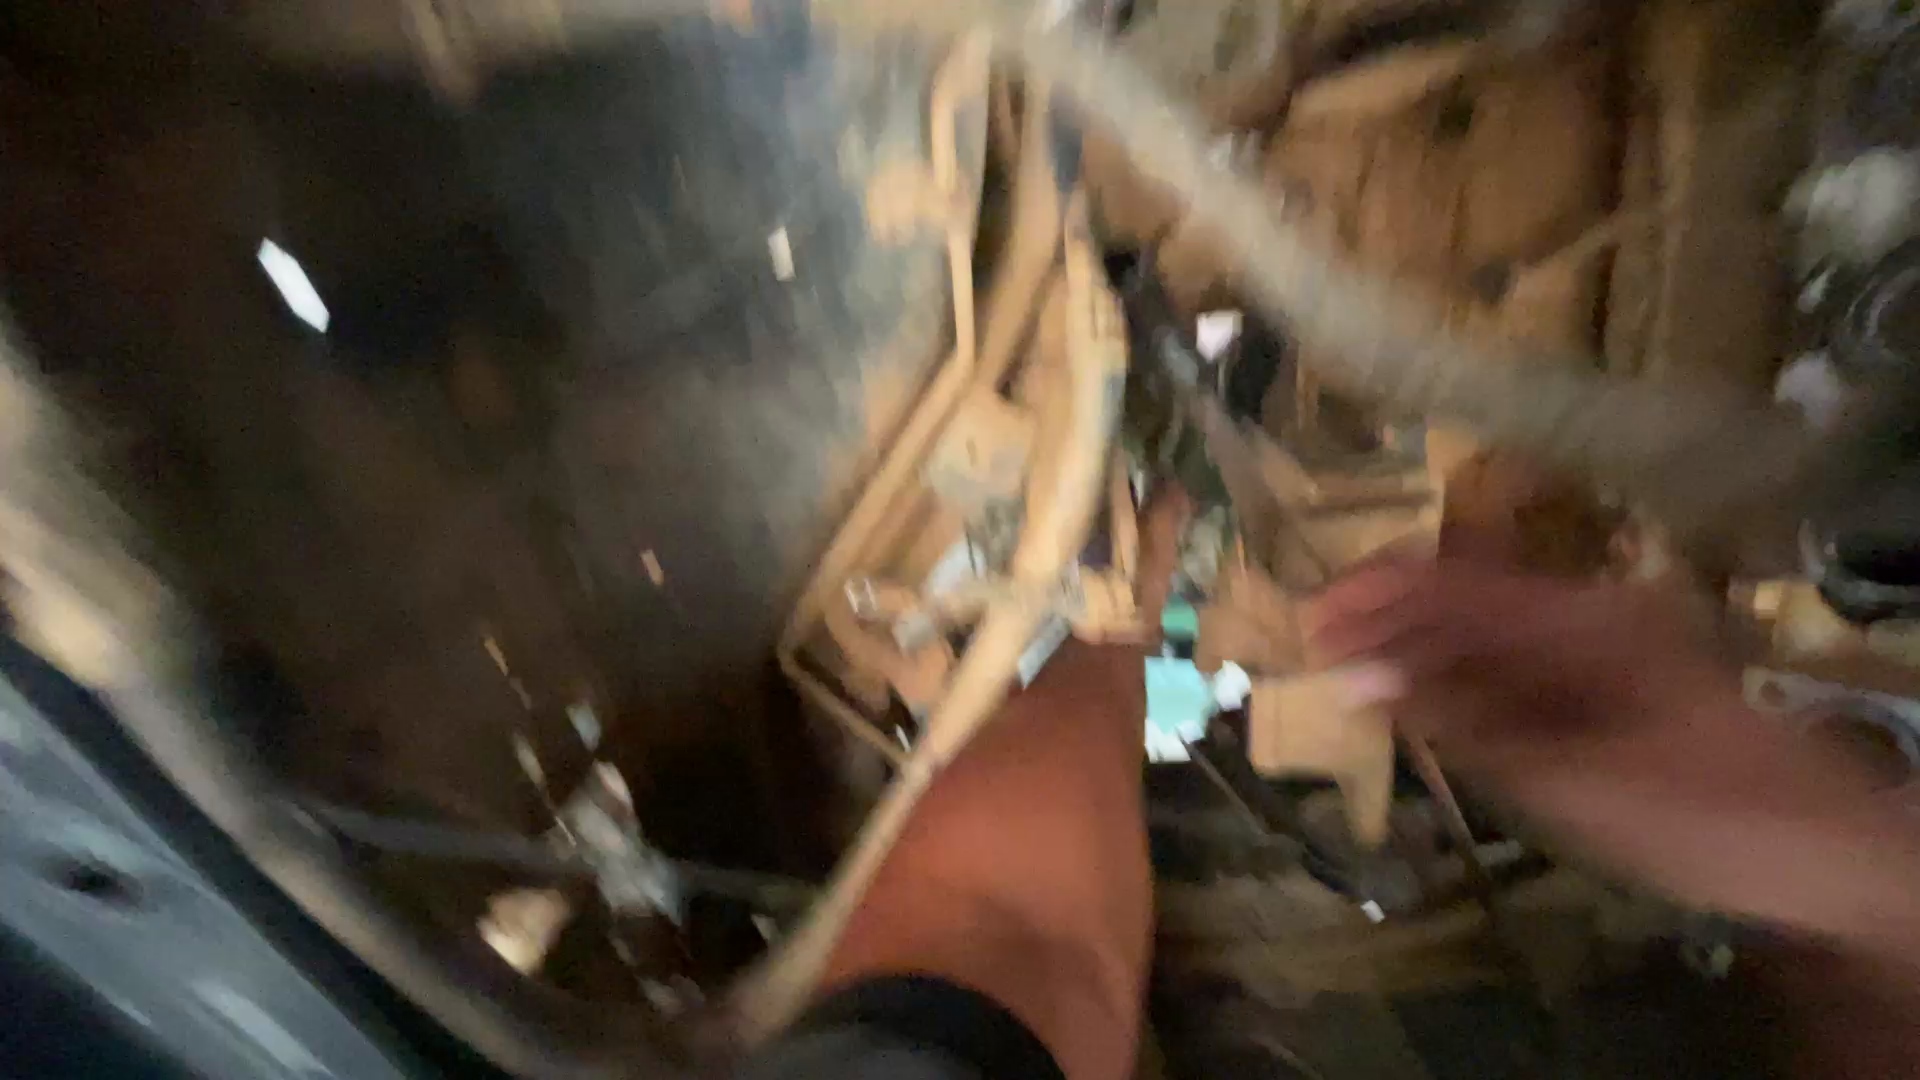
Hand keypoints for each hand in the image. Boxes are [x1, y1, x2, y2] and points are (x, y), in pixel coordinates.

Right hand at [1305, 559, 1919, 945]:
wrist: (1828, 862)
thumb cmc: (1699, 812)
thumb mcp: (1563, 773)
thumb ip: (1453, 718)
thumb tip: (1356, 677)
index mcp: (1571, 619)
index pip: (1446, 582)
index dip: (1370, 590)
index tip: (1307, 611)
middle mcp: (1568, 620)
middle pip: (1447, 601)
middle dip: (1373, 619)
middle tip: (1307, 645)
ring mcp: (1572, 653)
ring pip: (1461, 636)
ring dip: (1397, 651)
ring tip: (1336, 671)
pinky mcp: (1573, 687)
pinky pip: (1487, 672)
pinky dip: (1437, 684)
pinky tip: (1397, 699)